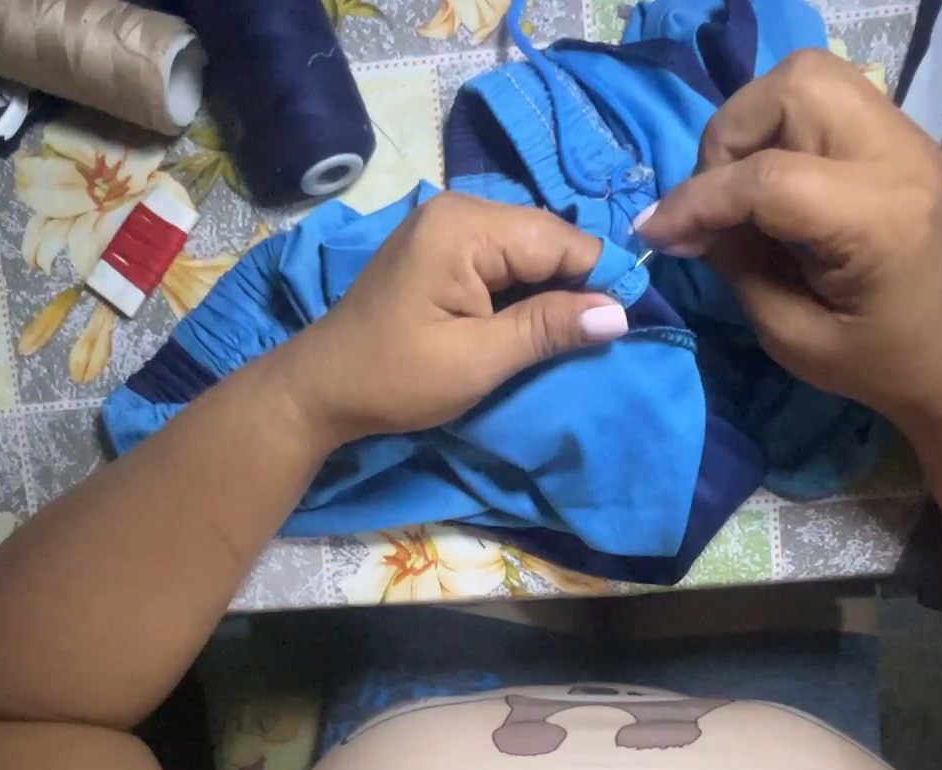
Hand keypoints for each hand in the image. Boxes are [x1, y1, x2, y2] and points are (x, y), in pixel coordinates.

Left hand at [264, 192, 629, 446]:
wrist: (321, 389)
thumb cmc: (395, 378)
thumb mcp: (478, 360)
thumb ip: (547, 329)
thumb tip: (620, 314)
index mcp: (466, 226)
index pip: (561, 239)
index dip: (598, 281)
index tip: (620, 328)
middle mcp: (458, 209)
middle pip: (545, 239)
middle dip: (572, 286)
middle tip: (588, 339)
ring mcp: (445, 226)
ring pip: (526, 251)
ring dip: (547, 292)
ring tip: (556, 337)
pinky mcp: (438, 249)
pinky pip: (500, 261)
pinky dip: (518, 292)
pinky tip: (521, 325)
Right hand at [636, 49, 941, 419]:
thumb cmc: (867, 358)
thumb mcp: (787, 333)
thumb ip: (735, 266)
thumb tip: (679, 225)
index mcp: (878, 221)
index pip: (770, 177)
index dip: (698, 199)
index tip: (654, 231)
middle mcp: (897, 155)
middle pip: (793, 88)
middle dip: (727, 140)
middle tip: (710, 204)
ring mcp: (901, 134)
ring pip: (804, 76)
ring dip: (749, 125)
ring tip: (733, 188)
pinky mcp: (891, 132)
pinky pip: (819, 96)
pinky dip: (773, 127)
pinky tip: (764, 181)